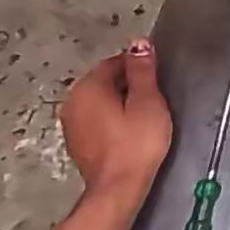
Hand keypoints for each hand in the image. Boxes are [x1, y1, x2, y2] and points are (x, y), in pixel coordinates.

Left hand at [61, 38, 172, 194]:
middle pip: (105, 81)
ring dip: (120, 103)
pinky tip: (130, 133)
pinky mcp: (77, 141)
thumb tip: (138, 43)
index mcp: (88, 87)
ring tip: (144, 119)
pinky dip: (112, 120)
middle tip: (154, 102)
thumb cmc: (137, 144)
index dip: (139, 68)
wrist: (119, 187)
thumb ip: (142, 70)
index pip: (115, 62)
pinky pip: (97, 120)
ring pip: (101, 101)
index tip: (157, 82)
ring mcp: (72, 123)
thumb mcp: (148, 102)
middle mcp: (73, 101)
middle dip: (129, 86)